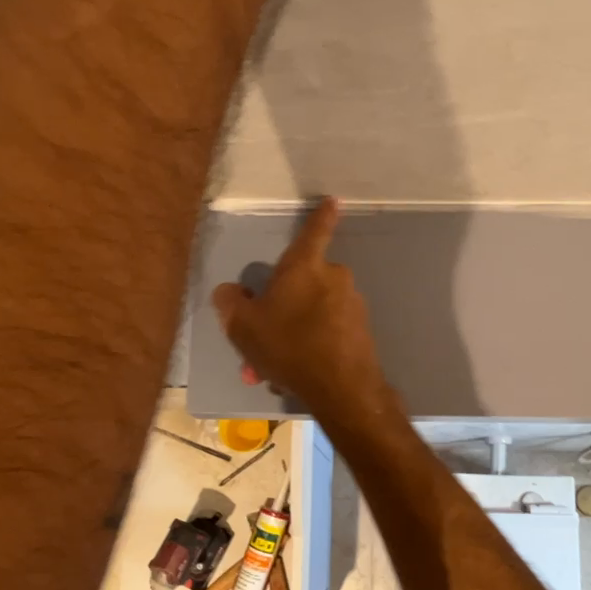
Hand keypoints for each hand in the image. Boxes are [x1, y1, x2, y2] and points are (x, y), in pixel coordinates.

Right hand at [213, 198, 390, 420]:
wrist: (341, 387)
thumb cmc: (288, 346)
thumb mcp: (244, 327)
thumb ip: (232, 304)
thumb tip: (229, 291)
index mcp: (304, 267)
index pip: (313, 232)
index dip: (321, 216)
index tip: (335, 202)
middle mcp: (334, 278)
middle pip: (304, 284)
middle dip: (281, 311)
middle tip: (261, 342)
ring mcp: (352, 305)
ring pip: (313, 314)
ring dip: (292, 335)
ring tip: (274, 369)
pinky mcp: (362, 331)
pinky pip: (328, 333)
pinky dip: (311, 349)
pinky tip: (296, 376)